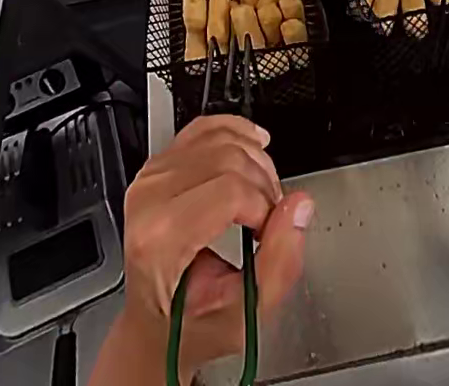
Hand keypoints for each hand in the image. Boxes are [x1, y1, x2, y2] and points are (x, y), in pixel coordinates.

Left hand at [117, 115, 313, 376]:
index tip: (268, 231)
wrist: (157, 321)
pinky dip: (238, 131)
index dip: (263, 207)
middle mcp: (150, 197)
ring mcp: (153, 174)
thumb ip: (279, 265)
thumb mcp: (242, 317)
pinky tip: (254, 147)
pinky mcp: (161, 162)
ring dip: (256, 160)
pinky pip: (207, 125)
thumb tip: (299, 207)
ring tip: (261, 194)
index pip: (229, 190)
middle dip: (264, 185)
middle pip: (230, 158)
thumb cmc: (191, 323)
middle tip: (269, 217)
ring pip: (223, 136)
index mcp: (160, 238)